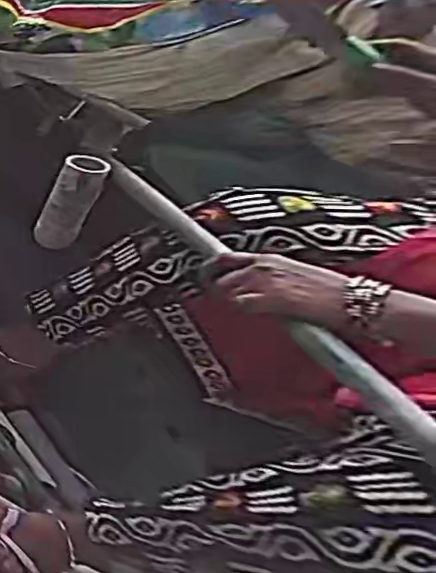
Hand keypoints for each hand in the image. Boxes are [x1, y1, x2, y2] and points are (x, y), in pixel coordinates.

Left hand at [208, 251, 348, 326]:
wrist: (366, 303)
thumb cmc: (342, 294)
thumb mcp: (299, 273)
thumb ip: (271, 275)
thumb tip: (250, 283)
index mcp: (269, 259)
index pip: (224, 259)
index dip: (210, 269)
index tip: (206, 276)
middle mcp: (260, 267)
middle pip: (217, 277)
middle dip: (216, 289)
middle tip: (220, 299)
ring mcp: (261, 282)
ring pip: (224, 292)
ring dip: (228, 302)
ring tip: (243, 309)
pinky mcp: (266, 298)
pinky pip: (237, 304)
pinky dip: (241, 310)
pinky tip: (254, 314)